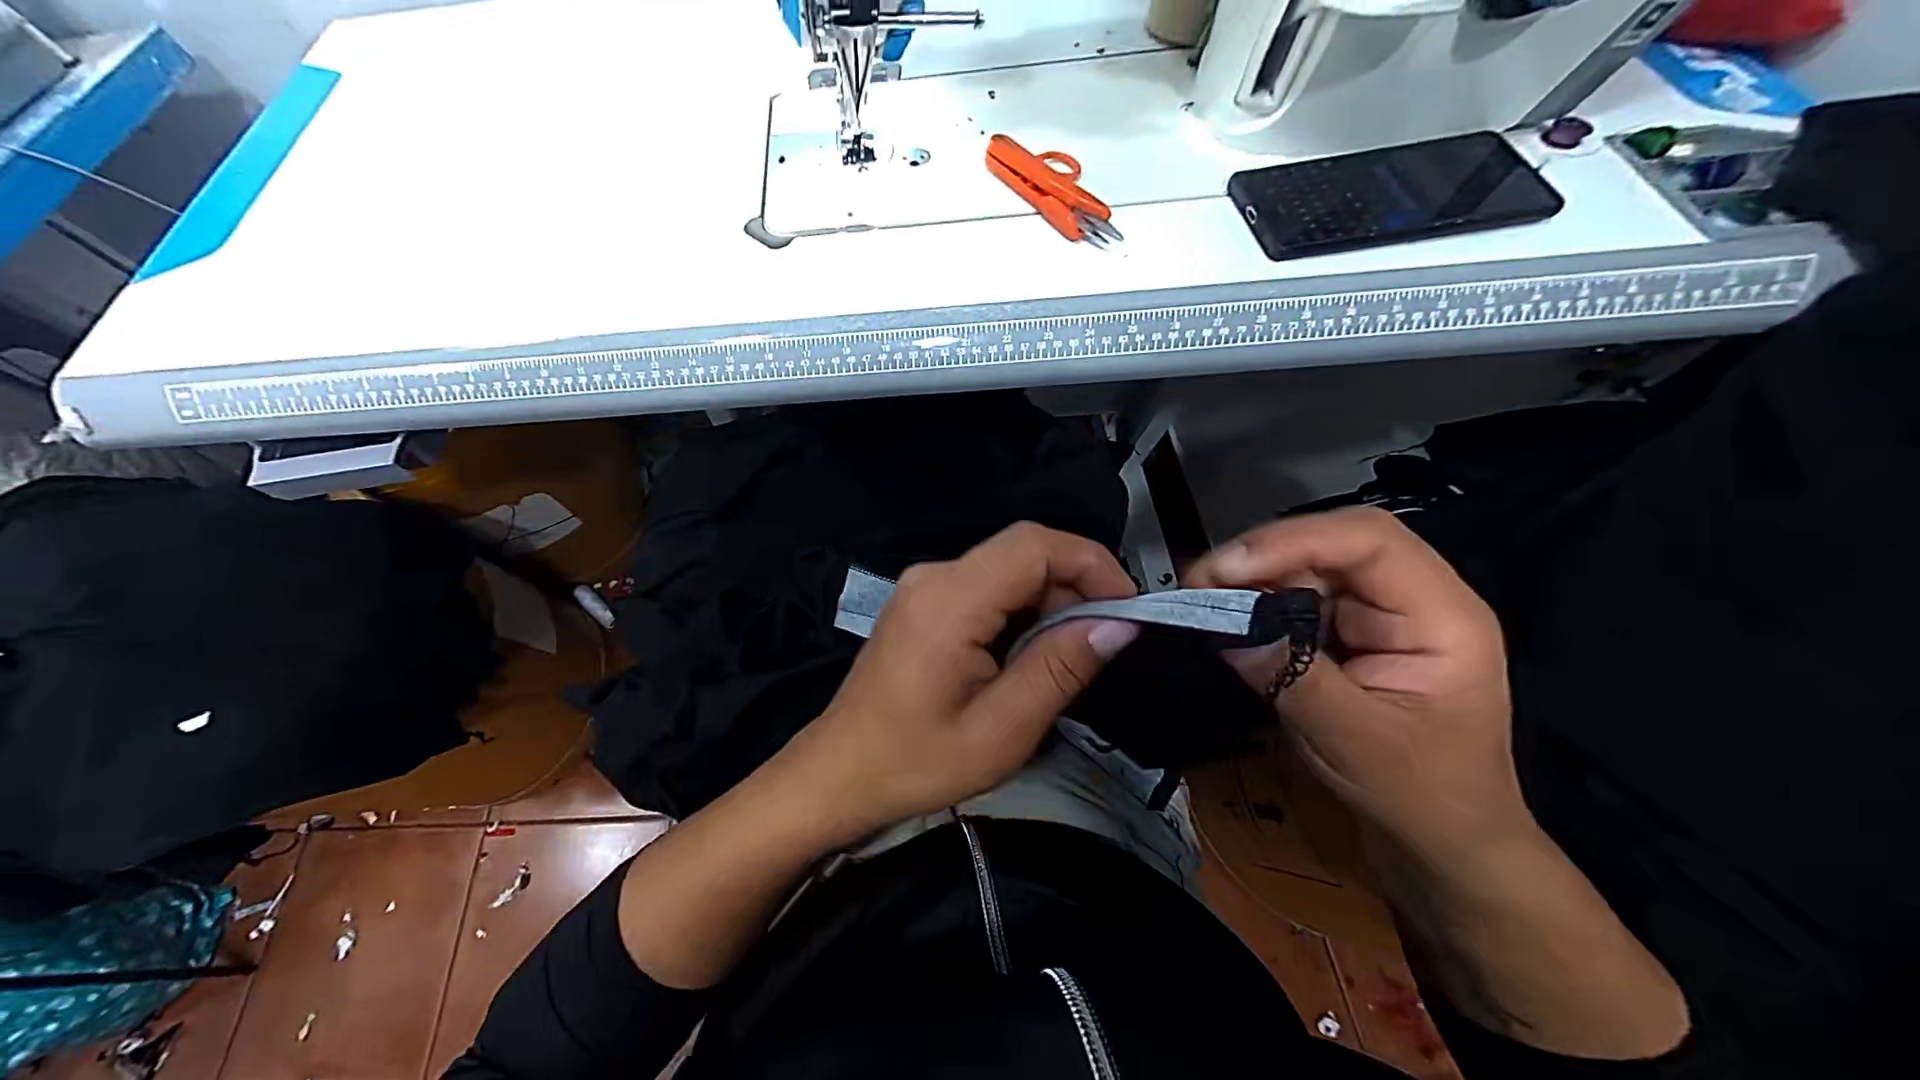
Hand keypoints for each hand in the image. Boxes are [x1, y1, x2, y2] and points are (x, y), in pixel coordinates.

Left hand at [774, 522, 1140, 841]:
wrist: (840, 772)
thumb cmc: (915, 762)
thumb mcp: (1001, 730)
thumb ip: (1060, 668)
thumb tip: (1119, 624)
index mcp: (949, 601)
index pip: (1035, 545)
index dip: (1092, 564)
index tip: (1127, 610)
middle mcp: (934, 576)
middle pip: (1024, 550)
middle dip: (1076, 583)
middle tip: (1103, 640)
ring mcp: (925, 585)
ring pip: (1009, 566)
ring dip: (1052, 597)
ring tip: (1070, 653)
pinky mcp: (924, 600)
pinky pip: (988, 584)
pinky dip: (1024, 606)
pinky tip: (1032, 650)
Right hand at [1187, 507, 1523, 856]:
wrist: (1443, 840)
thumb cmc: (1420, 796)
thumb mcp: (1355, 743)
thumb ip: (1292, 678)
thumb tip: (1225, 628)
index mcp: (1441, 616)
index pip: (1369, 541)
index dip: (1293, 541)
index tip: (1225, 569)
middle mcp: (1411, 598)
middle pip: (1332, 544)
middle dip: (1262, 558)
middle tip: (1200, 585)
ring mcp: (1378, 612)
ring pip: (1307, 567)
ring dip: (1253, 581)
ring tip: (1204, 604)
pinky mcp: (1349, 629)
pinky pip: (1296, 597)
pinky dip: (1257, 604)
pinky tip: (1227, 620)